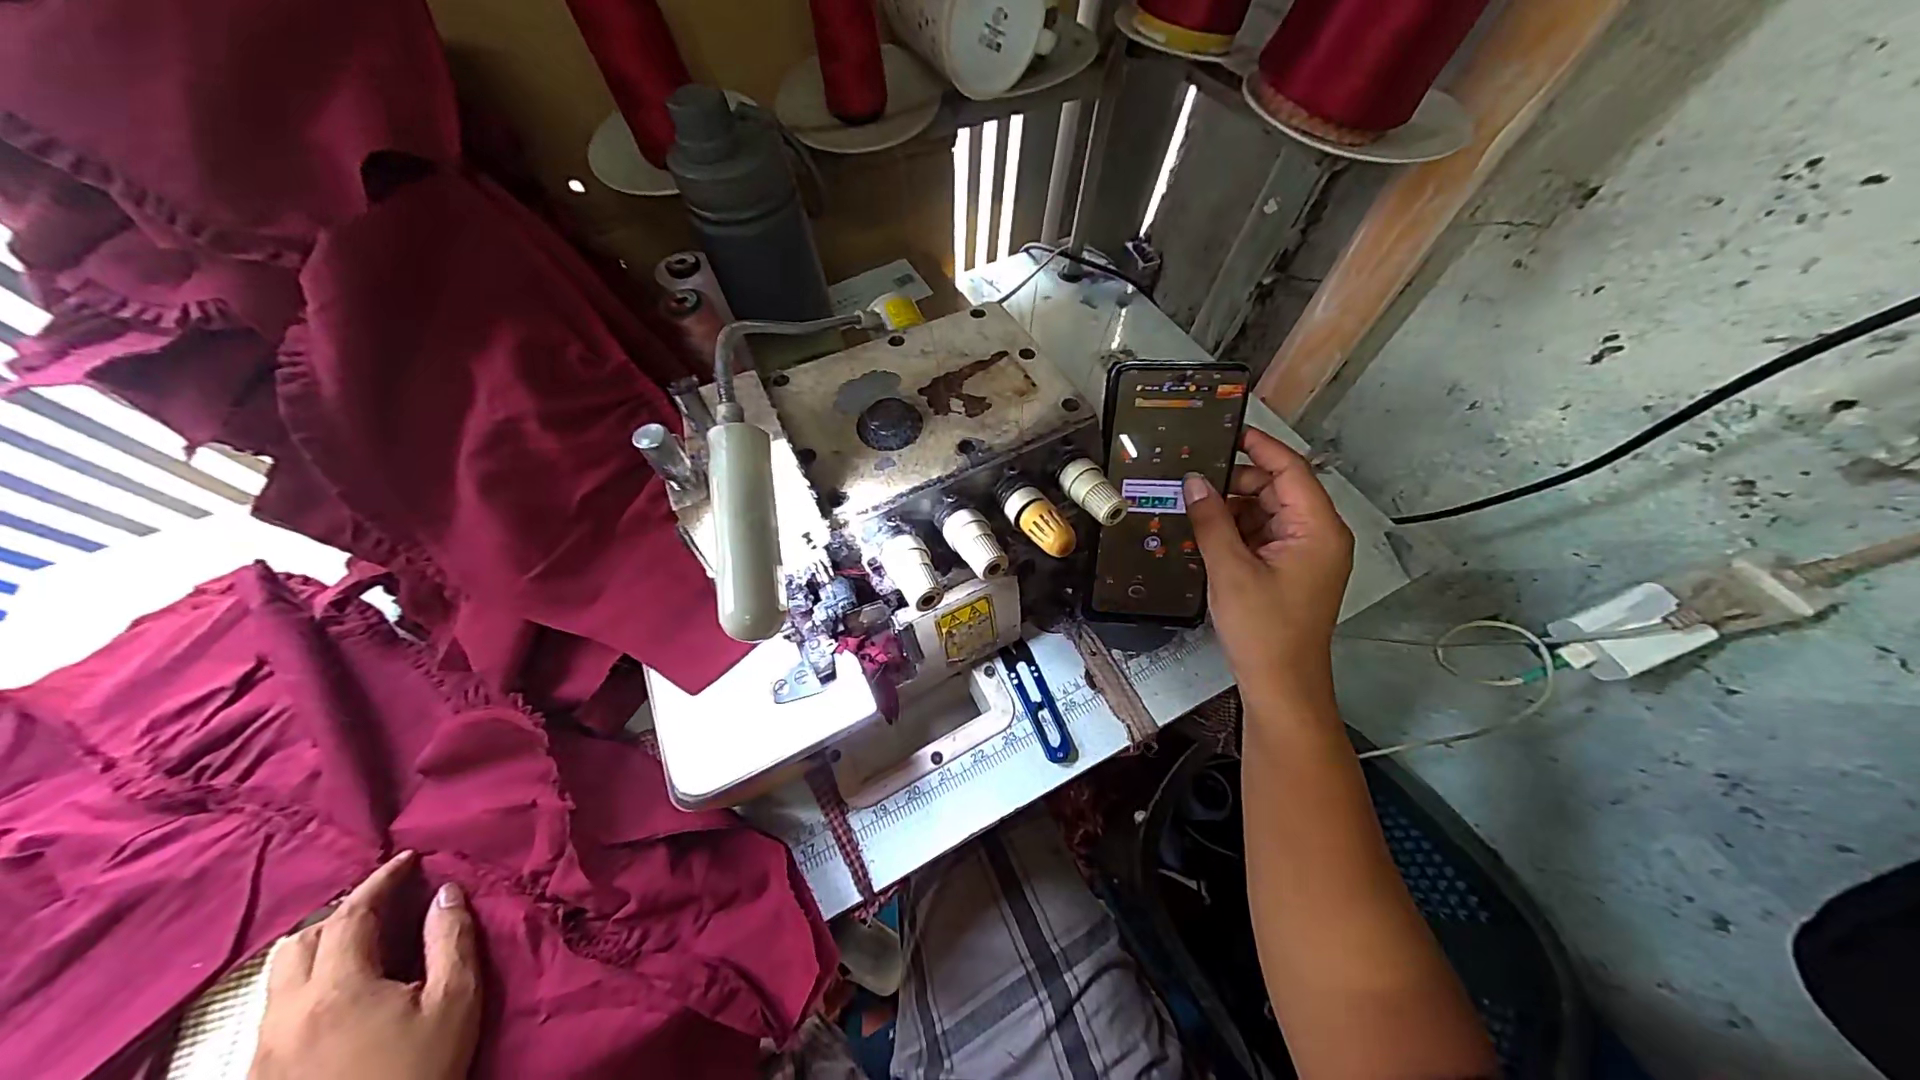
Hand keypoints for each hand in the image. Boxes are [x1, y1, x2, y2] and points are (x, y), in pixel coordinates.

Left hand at [250, 852, 481, 1079]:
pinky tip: (339, 990)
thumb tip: (446, 894)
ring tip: (362, 940)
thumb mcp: (455, 1003)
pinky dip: (308, 978)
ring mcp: (265, 1048)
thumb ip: (452, 940)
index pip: (352, 913)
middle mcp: (287, 1013)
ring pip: (280, 974)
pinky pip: (276, 1005)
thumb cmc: (418, 1073)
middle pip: (302, 939)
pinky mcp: (259, 1075)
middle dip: (345, 909)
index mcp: (337, 989)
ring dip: (320, 944)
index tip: (409, 859)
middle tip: (387, 900)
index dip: (381, 880)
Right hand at [1184, 427, 1352, 705]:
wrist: (1280, 684)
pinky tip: (1206, 535)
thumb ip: (1211, 520)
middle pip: (1277, 489)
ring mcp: (1305, 553)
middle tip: (1193, 481)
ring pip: (1266, 512)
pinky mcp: (1290, 568)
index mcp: (1317, 529)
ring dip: (1232, 510)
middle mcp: (1318, 535)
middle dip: (1236, 484)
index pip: (1291, 469)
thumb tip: (1194, 482)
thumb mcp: (1230, 570)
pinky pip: (1262, 534)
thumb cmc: (1264, 631)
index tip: (1227, 431)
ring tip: (1194, 511)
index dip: (1259, 447)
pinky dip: (1236, 531)